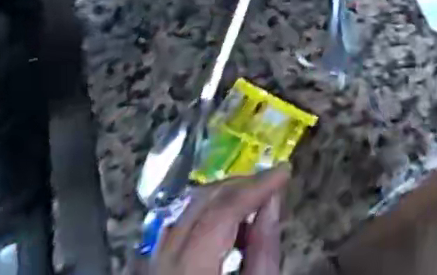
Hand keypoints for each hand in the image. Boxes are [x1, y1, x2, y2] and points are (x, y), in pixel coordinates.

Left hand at [149, 166, 287, 274]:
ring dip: (221, 200)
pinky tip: (228, 229)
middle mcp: (163, 263)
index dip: (255, 186)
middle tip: (270, 183)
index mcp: (189, 270)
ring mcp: (152, 267)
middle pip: (200, 205)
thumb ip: (264, 249)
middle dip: (238, 188)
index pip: (221, 212)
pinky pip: (176, 232)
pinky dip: (204, 219)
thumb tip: (272, 200)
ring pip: (186, 213)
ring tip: (253, 204)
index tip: (284, 171)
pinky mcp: (152, 270)